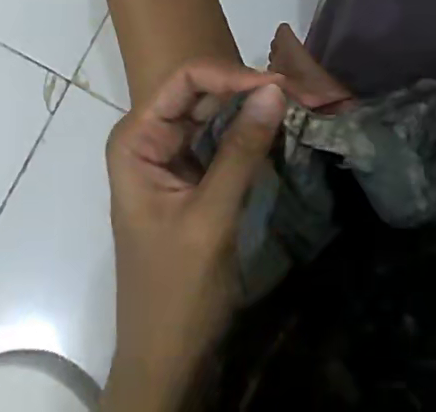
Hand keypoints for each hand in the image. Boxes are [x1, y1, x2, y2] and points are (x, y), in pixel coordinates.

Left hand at [102, 62, 285, 411]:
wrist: (166, 360)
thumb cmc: (176, 290)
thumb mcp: (211, 216)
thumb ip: (242, 149)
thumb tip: (276, 87)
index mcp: (137, 141)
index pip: (185, 80)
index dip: (232, 74)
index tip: (279, 84)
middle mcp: (151, 139)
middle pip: (203, 91)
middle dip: (249, 87)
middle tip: (298, 93)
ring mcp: (173, 158)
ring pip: (217, 113)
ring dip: (254, 107)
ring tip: (297, 104)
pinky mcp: (195, 177)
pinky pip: (224, 139)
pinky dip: (252, 131)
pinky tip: (281, 129)